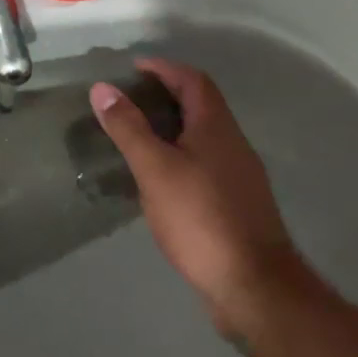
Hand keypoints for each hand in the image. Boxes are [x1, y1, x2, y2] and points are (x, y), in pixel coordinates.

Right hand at [89, 58, 307, 336]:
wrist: (255, 289)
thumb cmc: (201, 218)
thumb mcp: (154, 168)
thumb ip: (128, 127)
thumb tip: (102, 88)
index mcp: (216, 128)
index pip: (193, 81)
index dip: (164, 68)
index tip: (132, 68)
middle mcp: (234, 145)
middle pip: (201, 106)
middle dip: (165, 96)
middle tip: (127, 100)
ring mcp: (240, 178)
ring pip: (203, 137)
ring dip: (172, 128)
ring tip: (136, 136)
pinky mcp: (237, 206)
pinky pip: (205, 164)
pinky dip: (180, 156)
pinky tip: (159, 178)